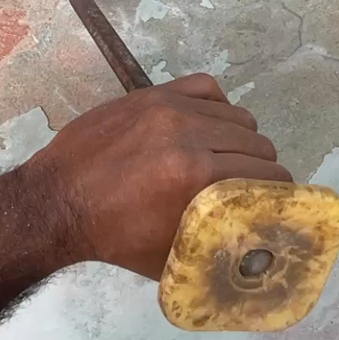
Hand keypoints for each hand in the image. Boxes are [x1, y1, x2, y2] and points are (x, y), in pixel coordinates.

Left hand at [18, 74, 291, 278]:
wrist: (58, 199)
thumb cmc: (114, 236)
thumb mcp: (174, 252)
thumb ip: (218, 241)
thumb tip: (257, 239)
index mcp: (196, 176)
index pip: (265, 173)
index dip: (279, 189)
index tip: (276, 199)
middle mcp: (187, 134)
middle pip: (255, 142)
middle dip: (261, 166)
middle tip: (252, 183)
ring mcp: (166, 108)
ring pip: (234, 114)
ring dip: (241, 137)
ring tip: (230, 155)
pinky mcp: (149, 94)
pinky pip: (204, 86)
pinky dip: (217, 104)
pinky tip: (211, 123)